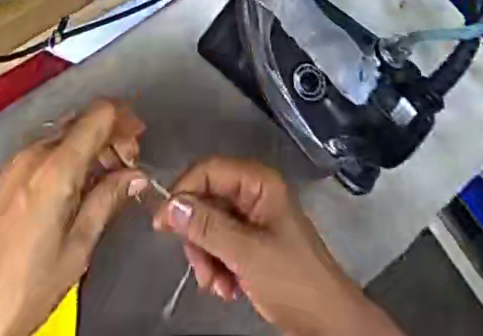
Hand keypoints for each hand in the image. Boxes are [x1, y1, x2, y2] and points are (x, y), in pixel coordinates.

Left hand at [0, 101, 148, 335]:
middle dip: (111, 135)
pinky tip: (77, 189)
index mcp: (55, 167)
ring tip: (105, 180)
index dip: (125, 122)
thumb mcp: (77, 249)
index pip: (100, 114)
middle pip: (83, 121)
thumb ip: (107, 201)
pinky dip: (69, 158)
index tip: (137, 147)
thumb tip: (135, 176)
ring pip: (64, 135)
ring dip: (91, 147)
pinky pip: (46, 152)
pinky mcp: (2, 184)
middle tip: (128, 167)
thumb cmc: (22, 289)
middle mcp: (32, 157)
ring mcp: (12, 168)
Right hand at [152, 157, 403, 335]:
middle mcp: (255, 193)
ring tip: (219, 284)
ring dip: (207, 259)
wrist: (322, 314)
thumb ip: (208, 227)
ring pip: (208, 227)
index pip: (211, 169)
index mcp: (260, 182)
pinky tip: (228, 288)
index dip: (183, 191)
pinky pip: (219, 246)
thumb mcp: (246, 252)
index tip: (161, 225)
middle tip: (202, 268)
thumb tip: (171, 204)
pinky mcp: (251, 242)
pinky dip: (217, 268)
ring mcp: (253, 218)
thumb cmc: (290, 276)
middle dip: (198, 238)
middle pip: (206, 200)